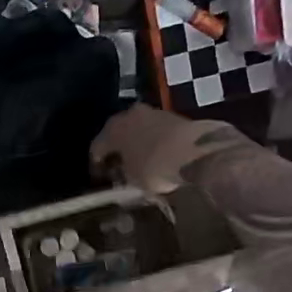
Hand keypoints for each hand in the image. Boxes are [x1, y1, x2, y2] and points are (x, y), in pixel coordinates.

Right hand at [88, 104, 241, 193]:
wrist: (196, 152)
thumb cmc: (153, 167)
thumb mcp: (130, 178)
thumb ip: (121, 173)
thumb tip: (122, 173)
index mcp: (109, 131)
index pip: (95, 149)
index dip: (97, 167)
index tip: (102, 179)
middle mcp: (127, 115)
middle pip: (116, 134)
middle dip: (117, 150)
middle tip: (119, 167)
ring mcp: (152, 112)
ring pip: (137, 129)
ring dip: (136, 143)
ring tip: (140, 161)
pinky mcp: (174, 115)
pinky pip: (155, 130)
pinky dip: (153, 141)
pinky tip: (157, 154)